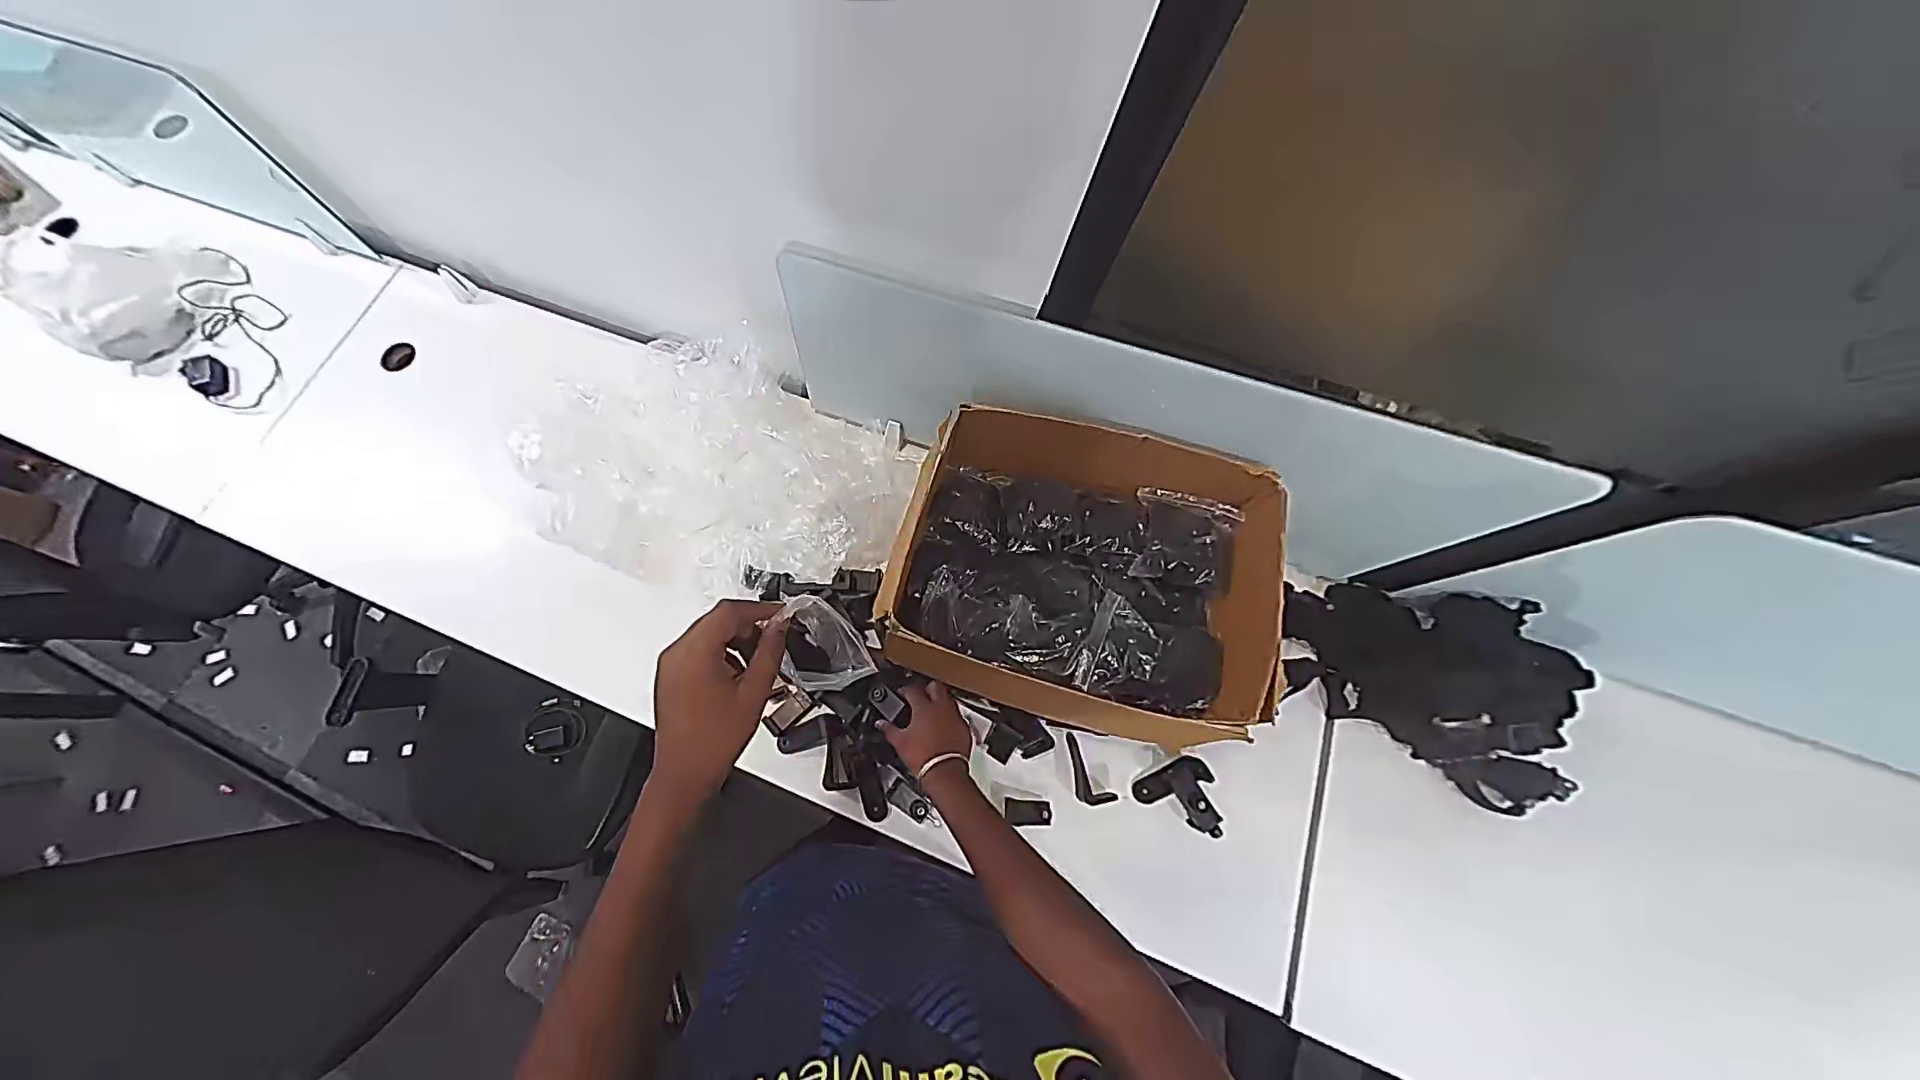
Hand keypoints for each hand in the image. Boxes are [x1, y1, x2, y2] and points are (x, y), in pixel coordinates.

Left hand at [647, 599, 788, 814]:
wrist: (685, 774)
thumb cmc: (712, 742)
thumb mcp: (753, 691)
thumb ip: (770, 652)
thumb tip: (779, 627)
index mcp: (695, 652)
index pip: (729, 612)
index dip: (761, 610)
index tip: (781, 614)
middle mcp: (677, 653)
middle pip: (718, 621)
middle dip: (750, 627)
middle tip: (774, 639)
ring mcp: (671, 665)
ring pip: (710, 635)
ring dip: (737, 641)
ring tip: (759, 664)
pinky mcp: (672, 676)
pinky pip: (700, 651)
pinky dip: (723, 654)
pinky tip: (741, 676)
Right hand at [885, 681, 975, 778]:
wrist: (944, 772)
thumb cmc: (924, 758)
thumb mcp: (900, 742)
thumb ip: (889, 729)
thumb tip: (881, 724)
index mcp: (924, 708)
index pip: (913, 689)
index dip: (905, 689)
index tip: (902, 693)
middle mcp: (942, 707)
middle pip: (936, 686)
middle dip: (927, 688)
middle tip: (920, 695)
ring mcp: (955, 716)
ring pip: (949, 699)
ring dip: (940, 700)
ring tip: (931, 709)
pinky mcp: (965, 727)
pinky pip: (958, 715)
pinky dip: (950, 717)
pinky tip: (944, 725)